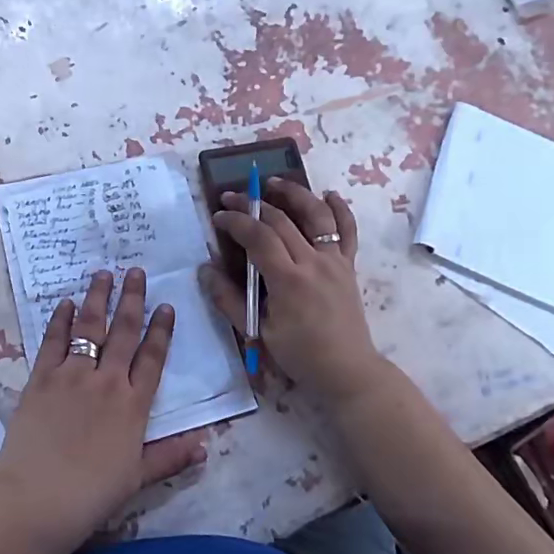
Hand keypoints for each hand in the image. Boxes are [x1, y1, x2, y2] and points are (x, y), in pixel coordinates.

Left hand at [0, 269, 205, 553]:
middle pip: (123, 333)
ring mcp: (71, 376)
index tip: (167, 306)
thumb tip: (205, 445)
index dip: (161, 331)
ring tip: (103, 274)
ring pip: (89, 328)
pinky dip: (59, 320)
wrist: (35, 498)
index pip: (152, 359)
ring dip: (97, 299)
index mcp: (133, 406)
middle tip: (136, 271)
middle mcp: (106, 382)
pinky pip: (53, 341)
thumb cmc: (90, 494)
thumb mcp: (136, 479)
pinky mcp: (41, 378)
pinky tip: (64, 303)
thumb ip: (170, 457)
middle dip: (131, 299)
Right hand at [200, 180, 392, 401]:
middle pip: (281, 221)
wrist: (347, 371)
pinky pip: (347, 231)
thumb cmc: (299, 355)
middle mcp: (314, 262)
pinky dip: (339, 210)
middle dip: (252, 205)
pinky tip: (330, 195)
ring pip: (316, 215)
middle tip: (231, 198)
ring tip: (274, 183)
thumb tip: (205, 269)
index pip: (259, 237)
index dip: (236, 222)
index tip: (218, 217)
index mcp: (289, 280)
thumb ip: (229, 298)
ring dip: (294, 194)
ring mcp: (335, 261)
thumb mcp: (257, 332)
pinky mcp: (348, 266)